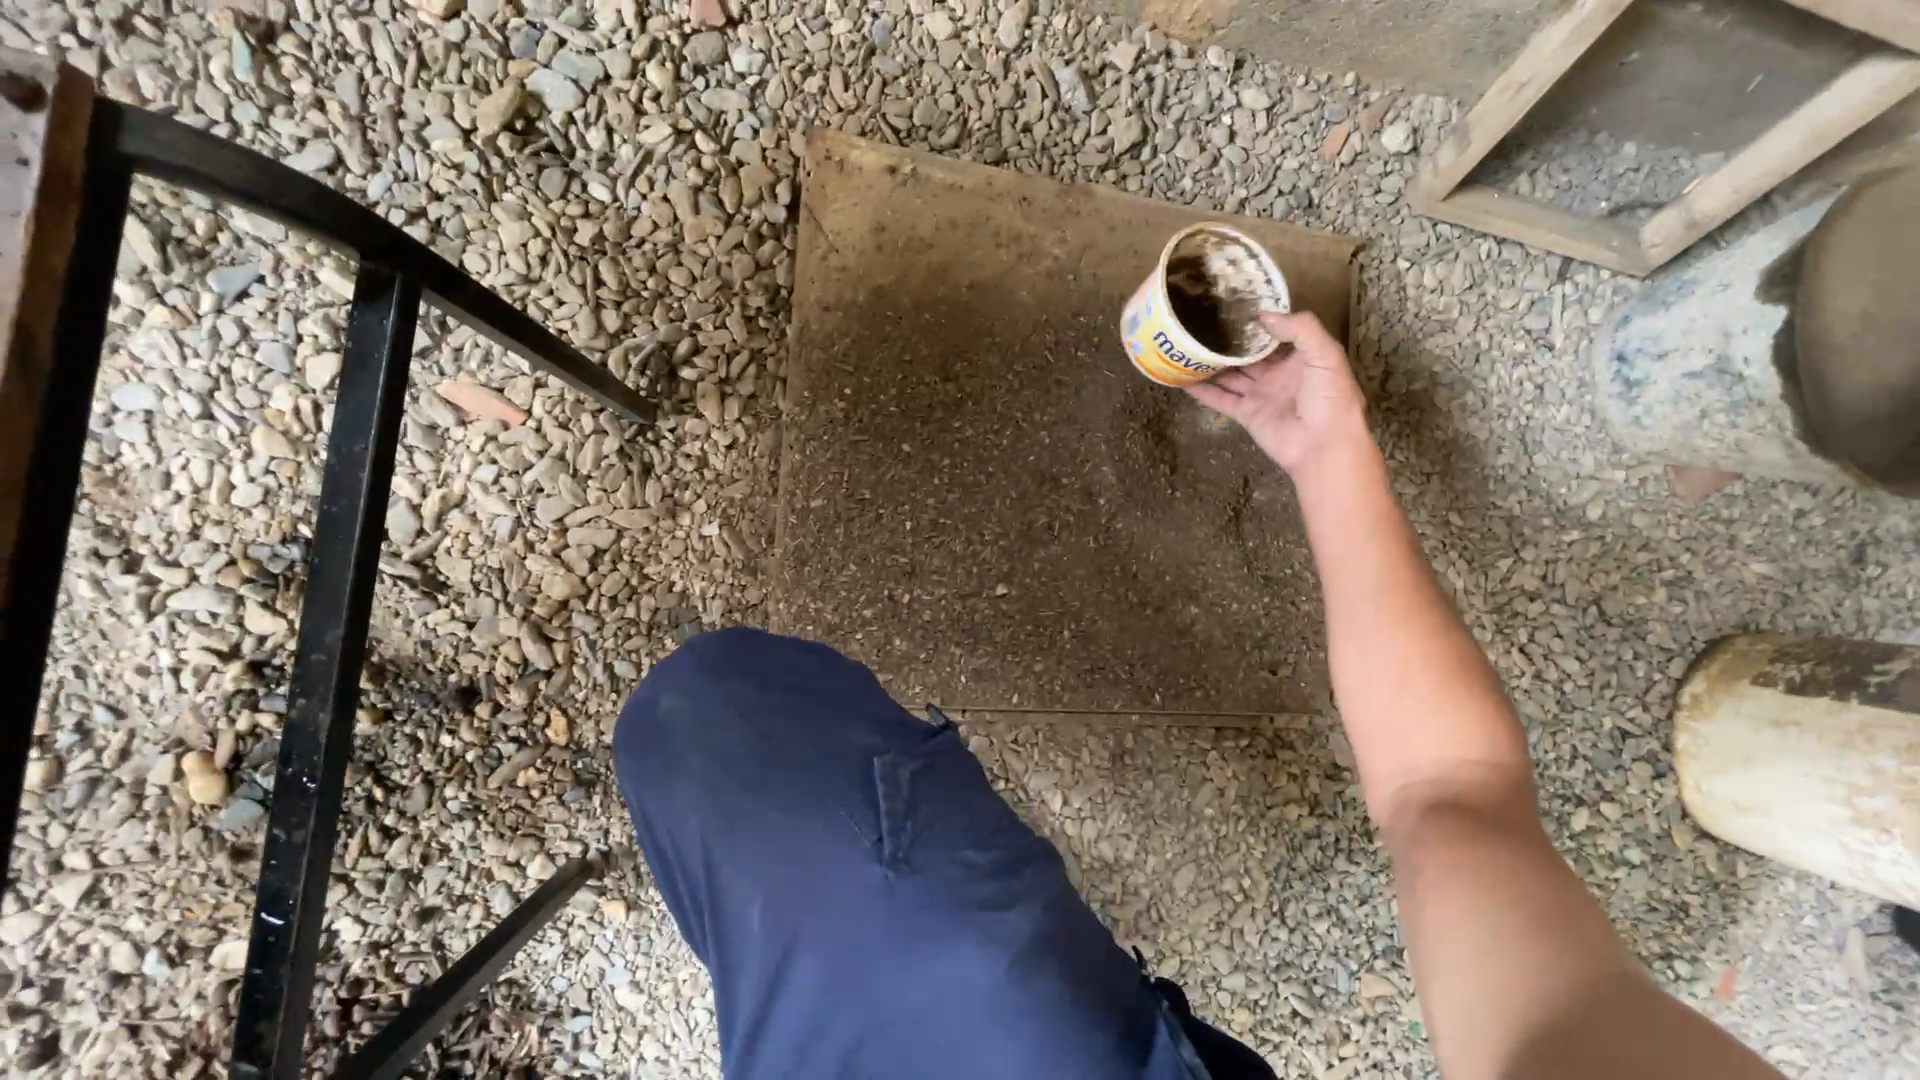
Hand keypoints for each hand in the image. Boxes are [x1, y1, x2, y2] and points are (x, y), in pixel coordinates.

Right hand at [1185, 311, 1371, 478]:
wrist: (1323, 445)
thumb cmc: (1331, 397)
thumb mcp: (1326, 353)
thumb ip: (1300, 328)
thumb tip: (1262, 316)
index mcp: (1302, 357)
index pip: (1279, 334)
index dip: (1261, 322)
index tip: (1237, 307)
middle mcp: (1280, 374)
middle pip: (1251, 354)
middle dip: (1232, 341)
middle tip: (1206, 322)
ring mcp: (1261, 394)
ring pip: (1232, 375)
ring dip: (1214, 363)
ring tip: (1190, 346)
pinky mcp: (1246, 413)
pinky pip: (1220, 399)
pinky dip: (1202, 391)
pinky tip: (1183, 379)